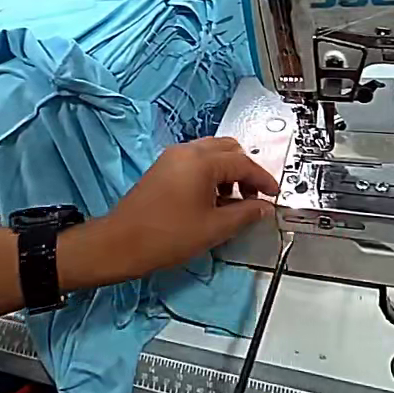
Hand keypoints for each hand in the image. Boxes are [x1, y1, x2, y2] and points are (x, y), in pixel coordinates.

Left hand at [64, 137, 278, 287]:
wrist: (120, 243)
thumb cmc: (167, 236)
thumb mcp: (214, 228)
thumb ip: (245, 214)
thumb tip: (264, 207)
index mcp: (202, 161)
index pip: (243, 163)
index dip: (263, 180)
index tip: (273, 195)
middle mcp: (188, 151)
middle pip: (229, 149)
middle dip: (246, 171)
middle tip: (253, 196)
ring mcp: (173, 157)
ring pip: (212, 152)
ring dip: (228, 171)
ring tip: (233, 201)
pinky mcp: (163, 167)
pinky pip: (196, 160)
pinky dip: (211, 173)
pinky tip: (212, 199)